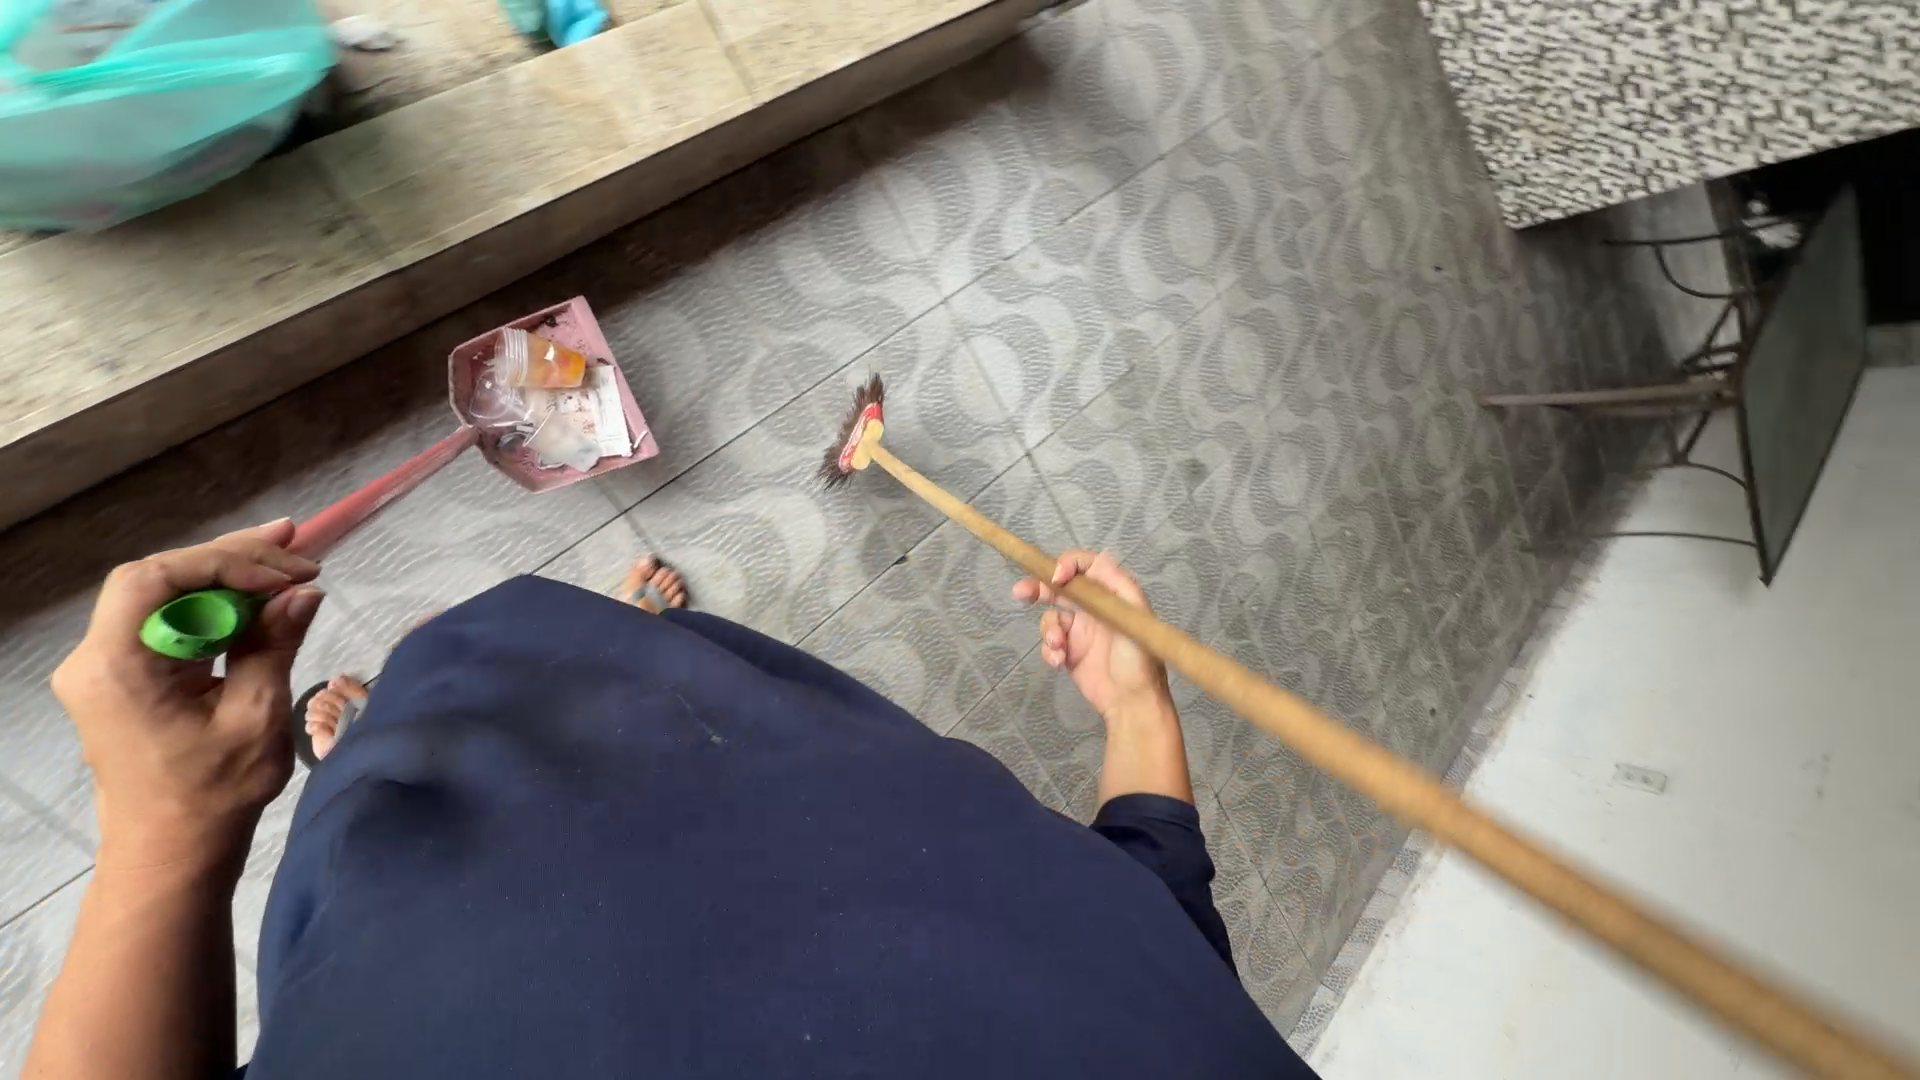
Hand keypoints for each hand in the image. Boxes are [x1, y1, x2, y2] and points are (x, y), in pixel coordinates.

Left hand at [51, 520, 323, 873]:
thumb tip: (303, 593)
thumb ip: (273, 646)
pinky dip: (222, 601)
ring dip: (230, 574)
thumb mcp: (255, 714)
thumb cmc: (214, 787)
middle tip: (300, 544)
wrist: (173, 843)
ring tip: (291, 557)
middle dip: (231, 557)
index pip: (155, 582)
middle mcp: (99, 659)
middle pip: (158, 580)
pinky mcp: (133, 674)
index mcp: (118, 669)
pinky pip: (174, 620)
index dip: (224, 562)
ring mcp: (111, 666)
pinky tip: (264, 593)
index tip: (289, 575)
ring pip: (166, 594)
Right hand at [1012, 550, 1172, 724]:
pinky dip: (1049, 650)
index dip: (1067, 565)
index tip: (1056, 577)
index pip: (1086, 567)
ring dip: (1049, 630)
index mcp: (1111, 594)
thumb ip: (1119, 584)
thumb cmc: (1142, 659)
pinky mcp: (1068, 652)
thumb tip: (1100, 556)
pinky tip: (1059, 661)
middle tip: (1021, 591)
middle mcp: (1093, 608)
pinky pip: (1048, 644)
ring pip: (1050, 618)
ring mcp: (1079, 630)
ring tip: (1057, 645)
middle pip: (1059, 588)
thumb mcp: (1137, 615)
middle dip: (1038, 587)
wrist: (1133, 702)